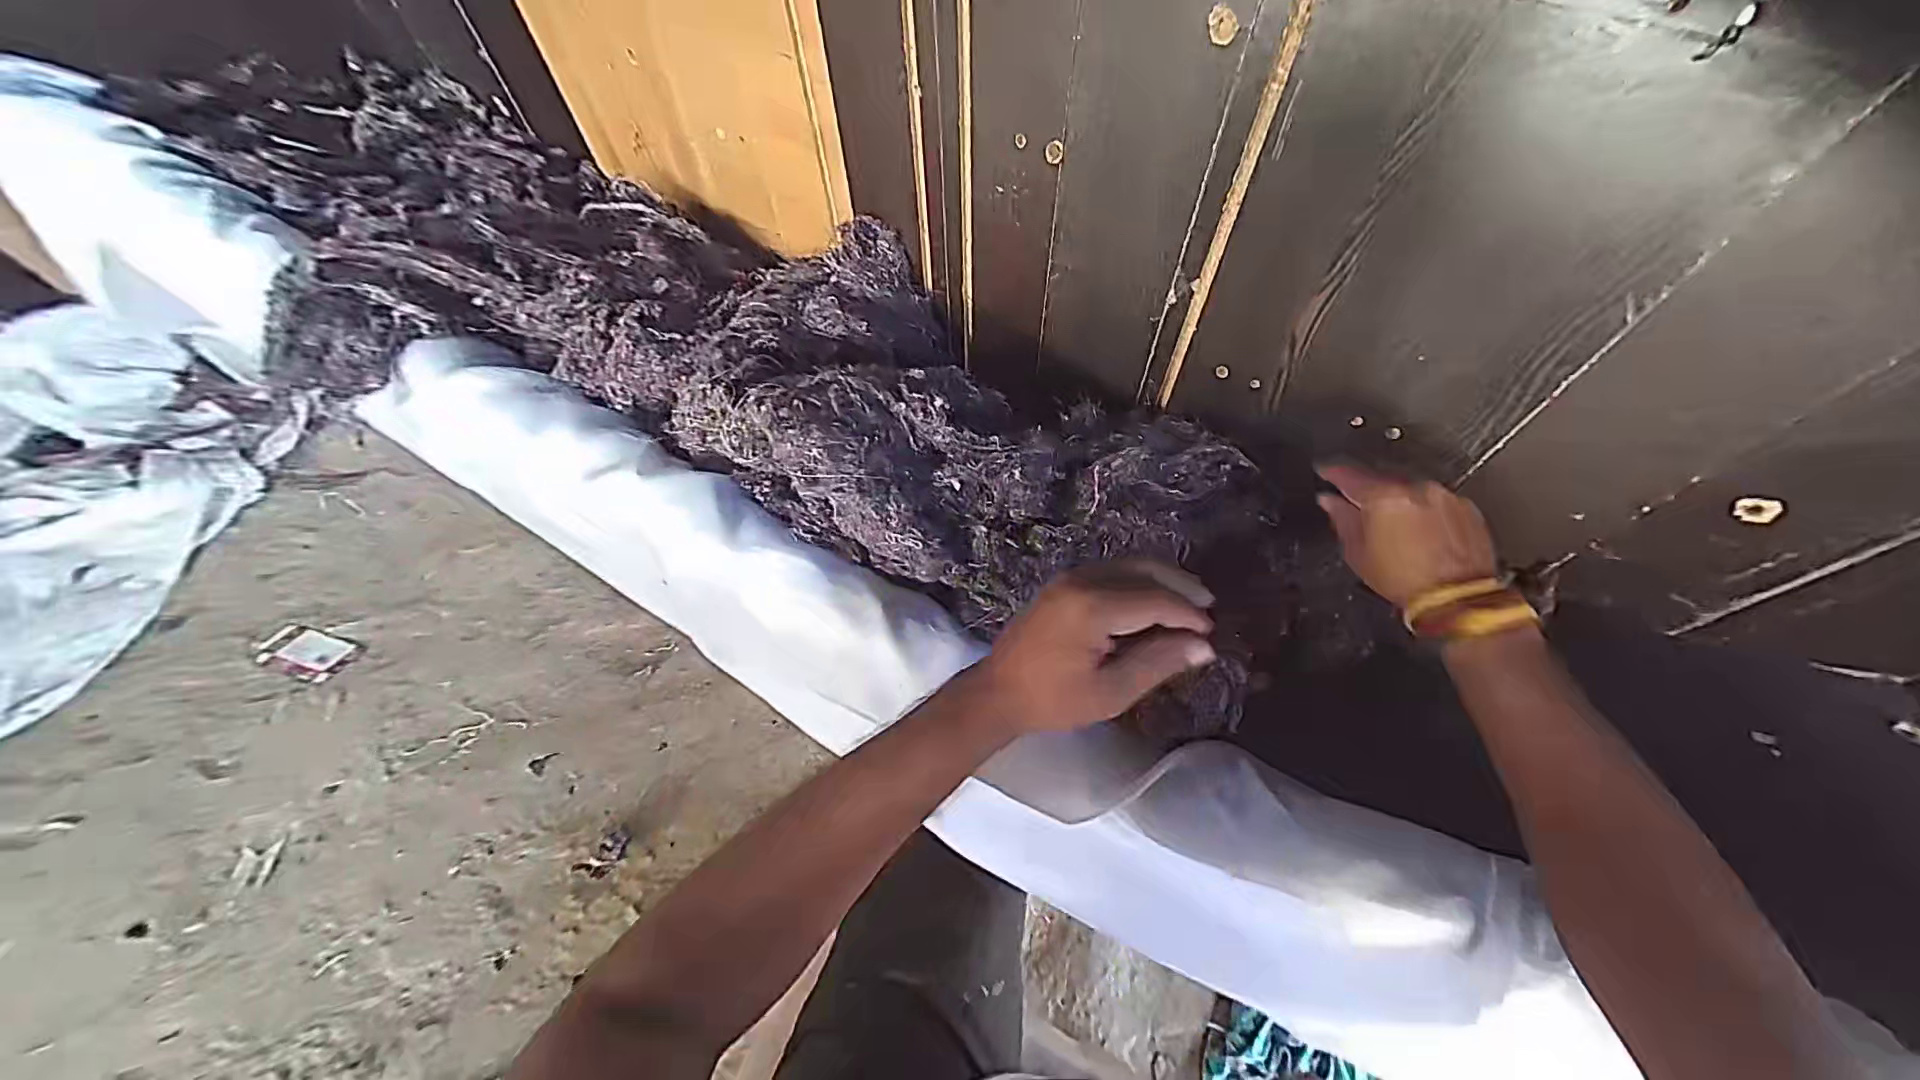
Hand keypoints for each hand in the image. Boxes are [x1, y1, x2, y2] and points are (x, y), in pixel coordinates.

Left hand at [954, 559, 1216, 735]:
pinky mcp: (1062, 583)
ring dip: (1160, 579)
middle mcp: (1081, 581)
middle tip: (1208, 606)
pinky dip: (1137, 580)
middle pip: (1143, 571)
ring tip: (1188, 601)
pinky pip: (1110, 571)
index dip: (1187, 615)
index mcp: (1092, 606)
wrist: (997, 691)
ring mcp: (1068, 578)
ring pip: (1127, 565)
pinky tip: (1151, 601)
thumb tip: (1203, 646)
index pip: (1155, 600)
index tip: (1210, 633)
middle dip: (1179, 586)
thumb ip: (1157, 663)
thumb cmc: (1053, 700)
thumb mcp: (1110, 692)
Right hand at [1316, 463, 1498, 607]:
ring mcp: (1444, 497)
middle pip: (1382, 481)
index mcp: (1384, 497)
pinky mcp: (1466, 508)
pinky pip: (1434, 502)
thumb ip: (1341, 519)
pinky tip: (1418, 535)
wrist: (1456, 598)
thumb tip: (1331, 502)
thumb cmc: (1407, 579)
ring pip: (1410, 491)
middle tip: (1358, 511)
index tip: (1326, 473)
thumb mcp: (1357, 552)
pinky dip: (1422, 512)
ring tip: (1392, 530)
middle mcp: (1416, 489)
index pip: (1349, 475)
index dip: (1332, 473)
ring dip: (1397, 503)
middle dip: (1368, 494)